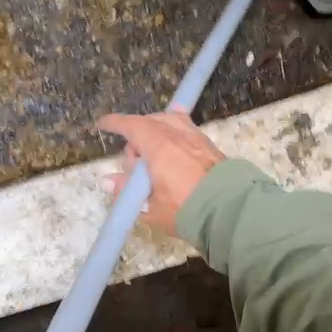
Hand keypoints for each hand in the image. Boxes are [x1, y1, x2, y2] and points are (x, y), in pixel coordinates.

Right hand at [96, 110, 226, 233]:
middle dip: (135, 136)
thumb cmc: (184, 209)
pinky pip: (185, 128)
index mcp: (158, 146)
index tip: (103, 124)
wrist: (228, 210)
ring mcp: (195, 137)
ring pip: (169, 121)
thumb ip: (127, 191)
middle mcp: (176, 134)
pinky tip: (172, 141)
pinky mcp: (209, 145)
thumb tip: (107, 181)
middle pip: (149, 122)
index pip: (131, 126)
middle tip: (133, 165)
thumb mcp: (150, 207)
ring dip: (155, 130)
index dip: (115, 123)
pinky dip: (173, 131)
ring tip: (151, 151)